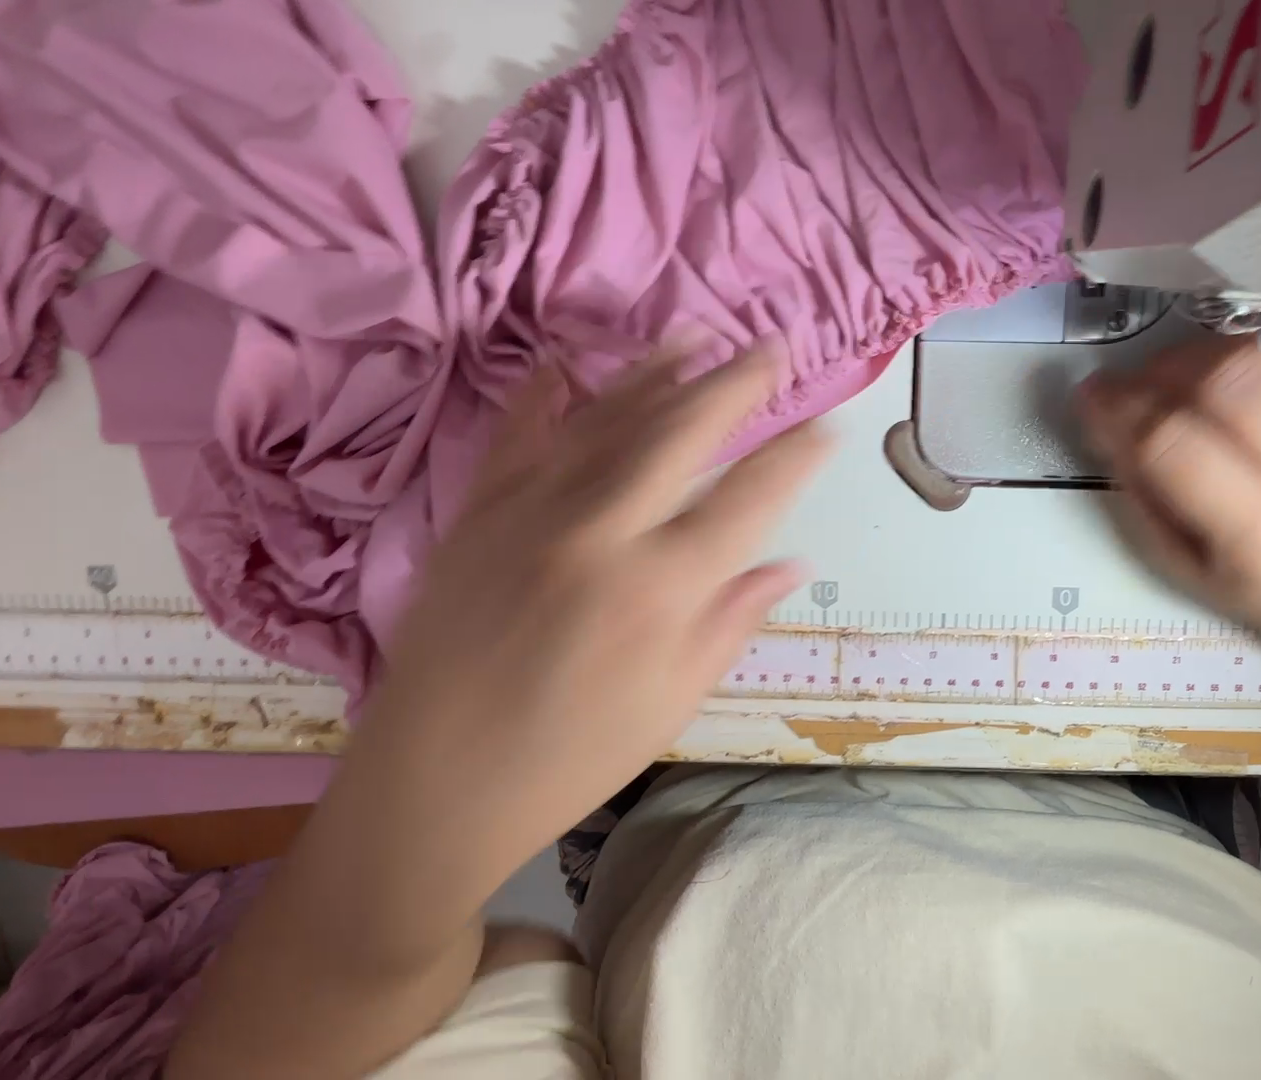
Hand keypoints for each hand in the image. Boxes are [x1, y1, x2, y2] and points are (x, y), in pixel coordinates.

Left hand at [363, 337, 830, 846]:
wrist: (435, 784)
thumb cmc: (570, 758)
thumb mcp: (672, 701)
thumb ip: (731, 622)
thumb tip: (790, 564)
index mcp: (660, 590)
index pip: (748, 501)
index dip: (793, 458)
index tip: (825, 429)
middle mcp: (601, 532)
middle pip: (682, 432)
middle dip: (736, 384)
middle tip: (772, 347)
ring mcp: (531, 512)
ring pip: (607, 418)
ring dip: (658, 372)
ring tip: (696, 338)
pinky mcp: (478, 512)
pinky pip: (519, 434)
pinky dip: (546, 394)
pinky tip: (568, 363)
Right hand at [1075, 335, 1260, 653]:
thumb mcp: (1187, 567)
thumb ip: (1143, 497)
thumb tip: (1107, 427)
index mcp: (1256, 529)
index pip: (1172, 443)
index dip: (1119, 409)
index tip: (1090, 396)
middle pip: (1225, 383)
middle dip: (1160, 371)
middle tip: (1132, 381)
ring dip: (1206, 353)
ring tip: (1177, 373)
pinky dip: (1252, 349)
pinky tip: (1225, 369)